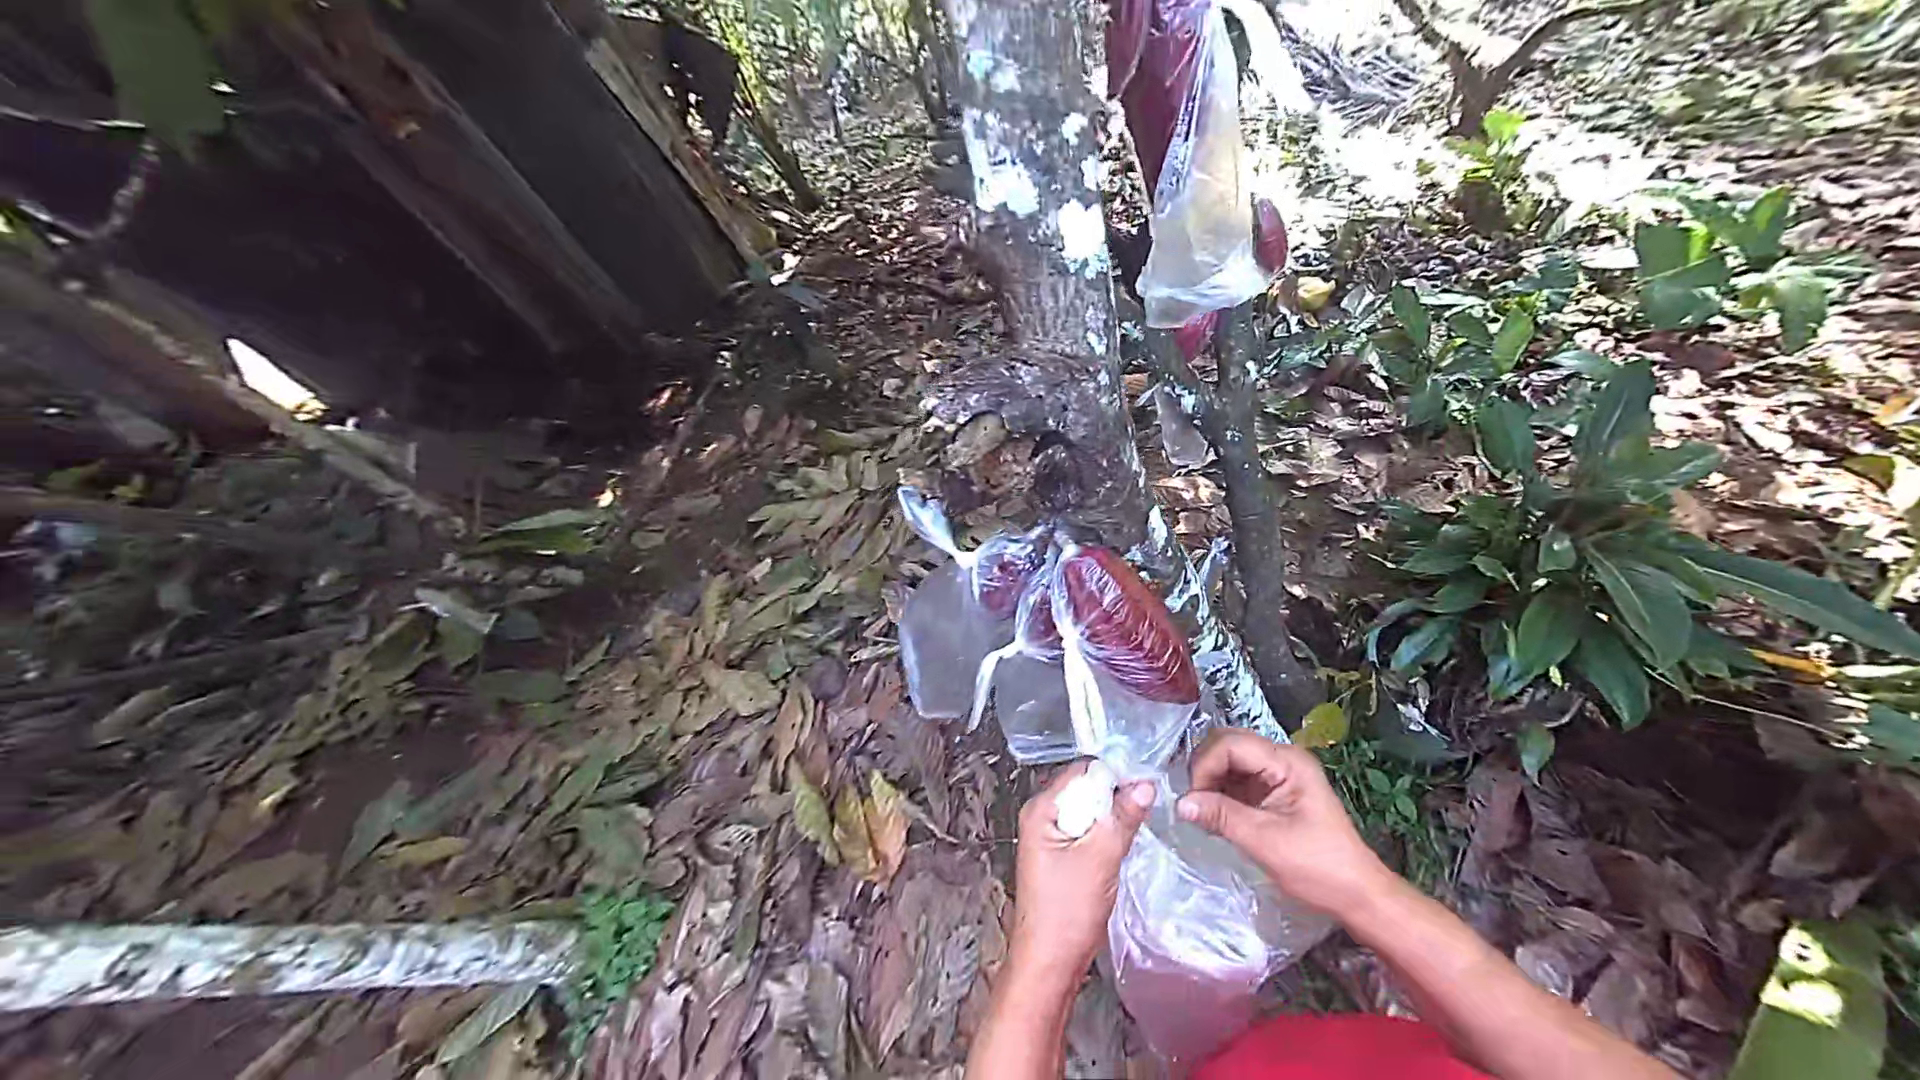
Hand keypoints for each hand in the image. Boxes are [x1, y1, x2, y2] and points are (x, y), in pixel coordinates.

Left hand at [1005, 760, 1155, 990]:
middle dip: (1114, 796)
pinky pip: (1087, 832)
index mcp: (1041, 809)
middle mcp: (1041, 817)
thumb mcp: (1100, 858)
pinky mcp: (1061, 856)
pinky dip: (1105, 835)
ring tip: (1133, 827)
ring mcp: (1050, 837)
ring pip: (1089, 812)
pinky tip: (1118, 848)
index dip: (1113, 774)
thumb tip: (1144, 786)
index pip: (1081, 771)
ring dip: (1112, 818)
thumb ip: (1122, 818)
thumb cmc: (1066, 913)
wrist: (1050, 963)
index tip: (1144, 781)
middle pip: (1085, 789)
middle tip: (1143, 805)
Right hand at [1176, 729, 1394, 913]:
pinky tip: (1215, 813)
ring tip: (1203, 810)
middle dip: (1204, 769)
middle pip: (1226, 744)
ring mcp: (1276, 772)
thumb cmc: (1317, 867)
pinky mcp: (1271, 789)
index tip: (1194, 798)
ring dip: (1210, 780)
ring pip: (1227, 759)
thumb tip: (1180, 803)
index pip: (1230, 744)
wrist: (1357, 895)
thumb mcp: (1265, 842)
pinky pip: (1234, 777)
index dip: (1205, 765)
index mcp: (1287, 762)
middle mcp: (1281, 758)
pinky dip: (1219, 791)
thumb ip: (1221, 816)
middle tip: (1195, 802)